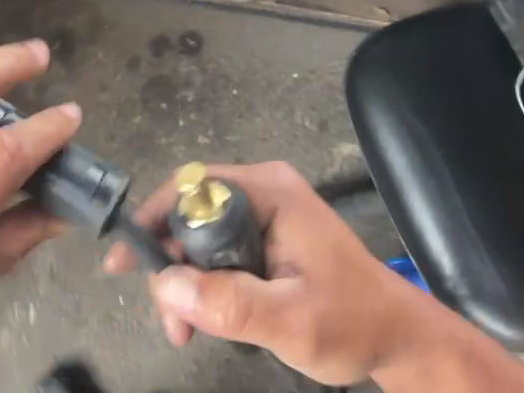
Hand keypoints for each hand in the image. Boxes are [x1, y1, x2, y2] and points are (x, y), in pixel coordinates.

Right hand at [103, 163, 523, 391]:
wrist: (397, 336)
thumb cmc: (351, 321)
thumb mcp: (290, 320)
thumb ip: (230, 303)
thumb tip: (165, 284)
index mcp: (269, 192)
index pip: (193, 186)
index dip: (155, 220)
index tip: (127, 262)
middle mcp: (264, 190)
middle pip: (192, 212)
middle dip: (170, 263)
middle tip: (171, 320)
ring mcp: (267, 212)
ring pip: (202, 234)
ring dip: (186, 280)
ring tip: (187, 331)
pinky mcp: (269, 235)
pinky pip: (220, 249)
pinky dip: (206, 282)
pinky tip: (208, 319)